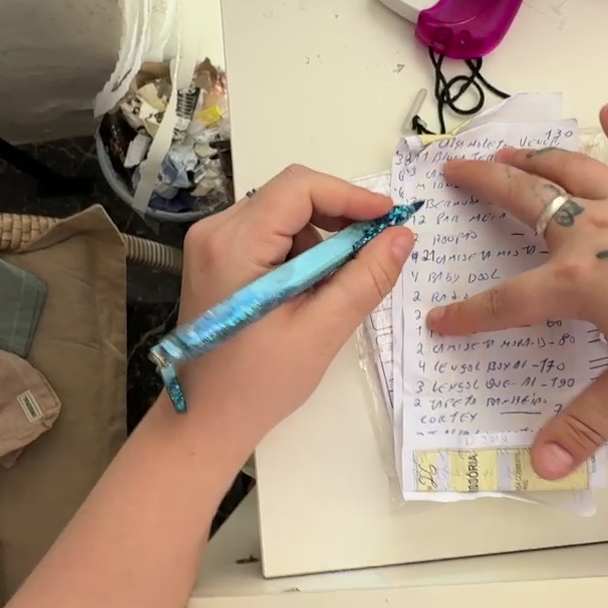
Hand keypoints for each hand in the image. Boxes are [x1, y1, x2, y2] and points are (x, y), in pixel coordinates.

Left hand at [163, 165, 413, 462]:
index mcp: (234, 243)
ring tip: (336, 284)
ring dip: (319, 239)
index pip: (298, 187)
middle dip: (338, 217)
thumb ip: (365, 278)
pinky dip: (298, 252)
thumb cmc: (259, 383)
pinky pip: (267, 236)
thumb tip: (403, 235)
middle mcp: (215, 231)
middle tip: (373, 249)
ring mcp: (210, 244)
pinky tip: (309, 290)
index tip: (389, 217)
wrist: (204, 420)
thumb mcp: (321, 331)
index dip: (349, 194)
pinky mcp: (215, 259)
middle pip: (289, 196)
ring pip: (281, 215)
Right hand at [428, 102, 607, 478]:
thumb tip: (541, 470)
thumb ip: (587, 425)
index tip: (437, 321)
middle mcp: (597, 232)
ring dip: (536, 157)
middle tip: (452, 170)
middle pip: (526, 200)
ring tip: (507, 149)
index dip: (469, 315)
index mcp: (579, 280)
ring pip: (574, 169)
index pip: (508, 301)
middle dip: (484, 185)